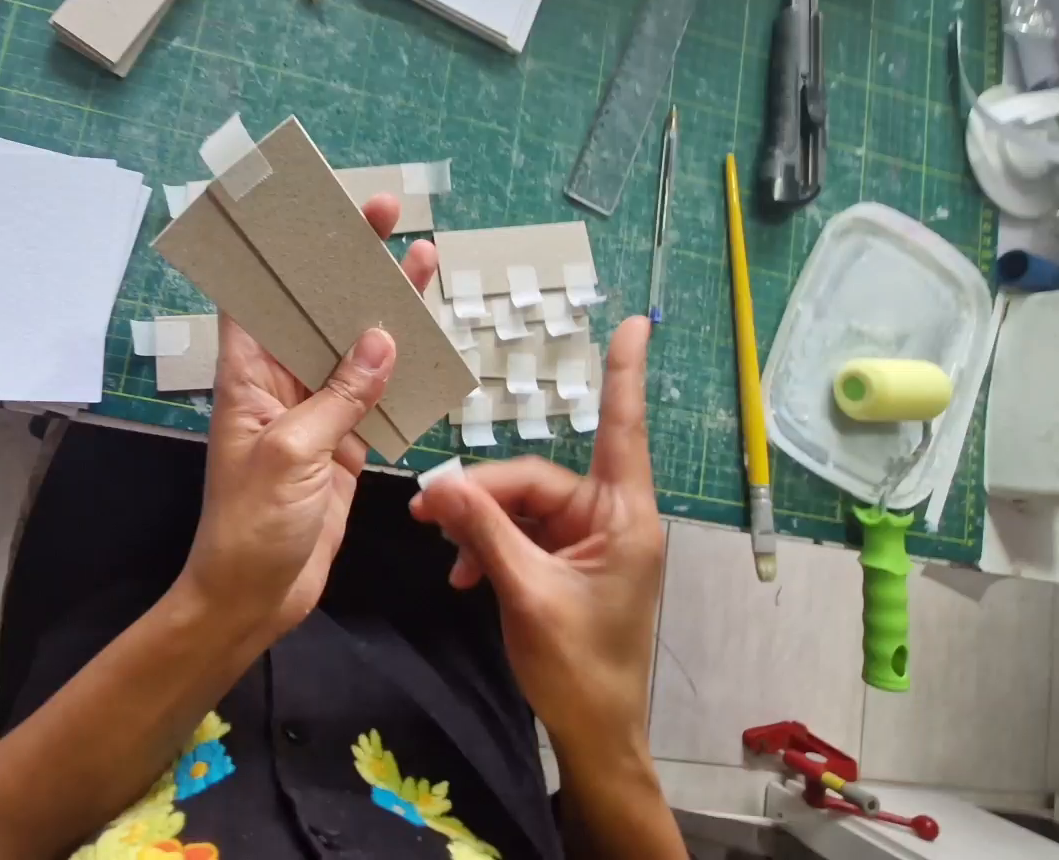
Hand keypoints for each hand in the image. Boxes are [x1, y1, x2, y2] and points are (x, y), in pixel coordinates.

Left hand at [180, 195, 438, 639]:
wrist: (256, 597)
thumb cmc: (252, 525)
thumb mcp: (292, 454)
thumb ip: (339, 397)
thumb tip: (384, 341)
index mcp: (248, 375)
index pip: (255, 296)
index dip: (276, 251)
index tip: (304, 211)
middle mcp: (281, 382)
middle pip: (317, 310)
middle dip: (349, 263)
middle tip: (385, 213)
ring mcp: (316, 411)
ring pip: (355, 347)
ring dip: (386, 308)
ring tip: (421, 258)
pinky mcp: (345, 441)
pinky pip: (377, 394)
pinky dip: (403, 369)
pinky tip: (428, 337)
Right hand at [409, 317, 662, 745]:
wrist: (591, 733)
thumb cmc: (577, 668)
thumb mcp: (525, 595)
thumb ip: (484, 532)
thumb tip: (439, 484)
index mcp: (620, 517)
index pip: (621, 432)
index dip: (623, 376)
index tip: (634, 325)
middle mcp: (605, 517)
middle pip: (534, 480)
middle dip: (480, 496)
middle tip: (425, 513)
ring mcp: (584, 538)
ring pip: (519, 505)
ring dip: (477, 525)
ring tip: (442, 550)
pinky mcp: (563, 558)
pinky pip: (517, 532)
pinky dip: (486, 546)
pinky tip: (461, 574)